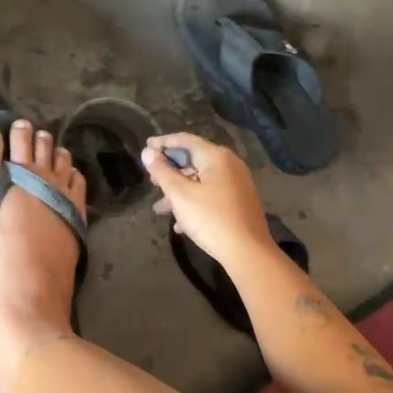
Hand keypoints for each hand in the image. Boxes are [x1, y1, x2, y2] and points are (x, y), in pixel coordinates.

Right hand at [142, 133, 276, 266]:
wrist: (247, 251)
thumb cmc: (210, 219)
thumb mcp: (180, 194)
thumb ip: (162, 172)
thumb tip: (147, 152)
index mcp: (216, 157)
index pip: (185, 140)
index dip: (163, 142)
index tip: (145, 147)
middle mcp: (230, 165)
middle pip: (194, 160)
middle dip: (170, 171)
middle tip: (152, 181)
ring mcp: (237, 184)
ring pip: (201, 181)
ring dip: (179, 192)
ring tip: (160, 209)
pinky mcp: (239, 202)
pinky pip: (212, 195)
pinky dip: (194, 203)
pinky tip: (180, 224)